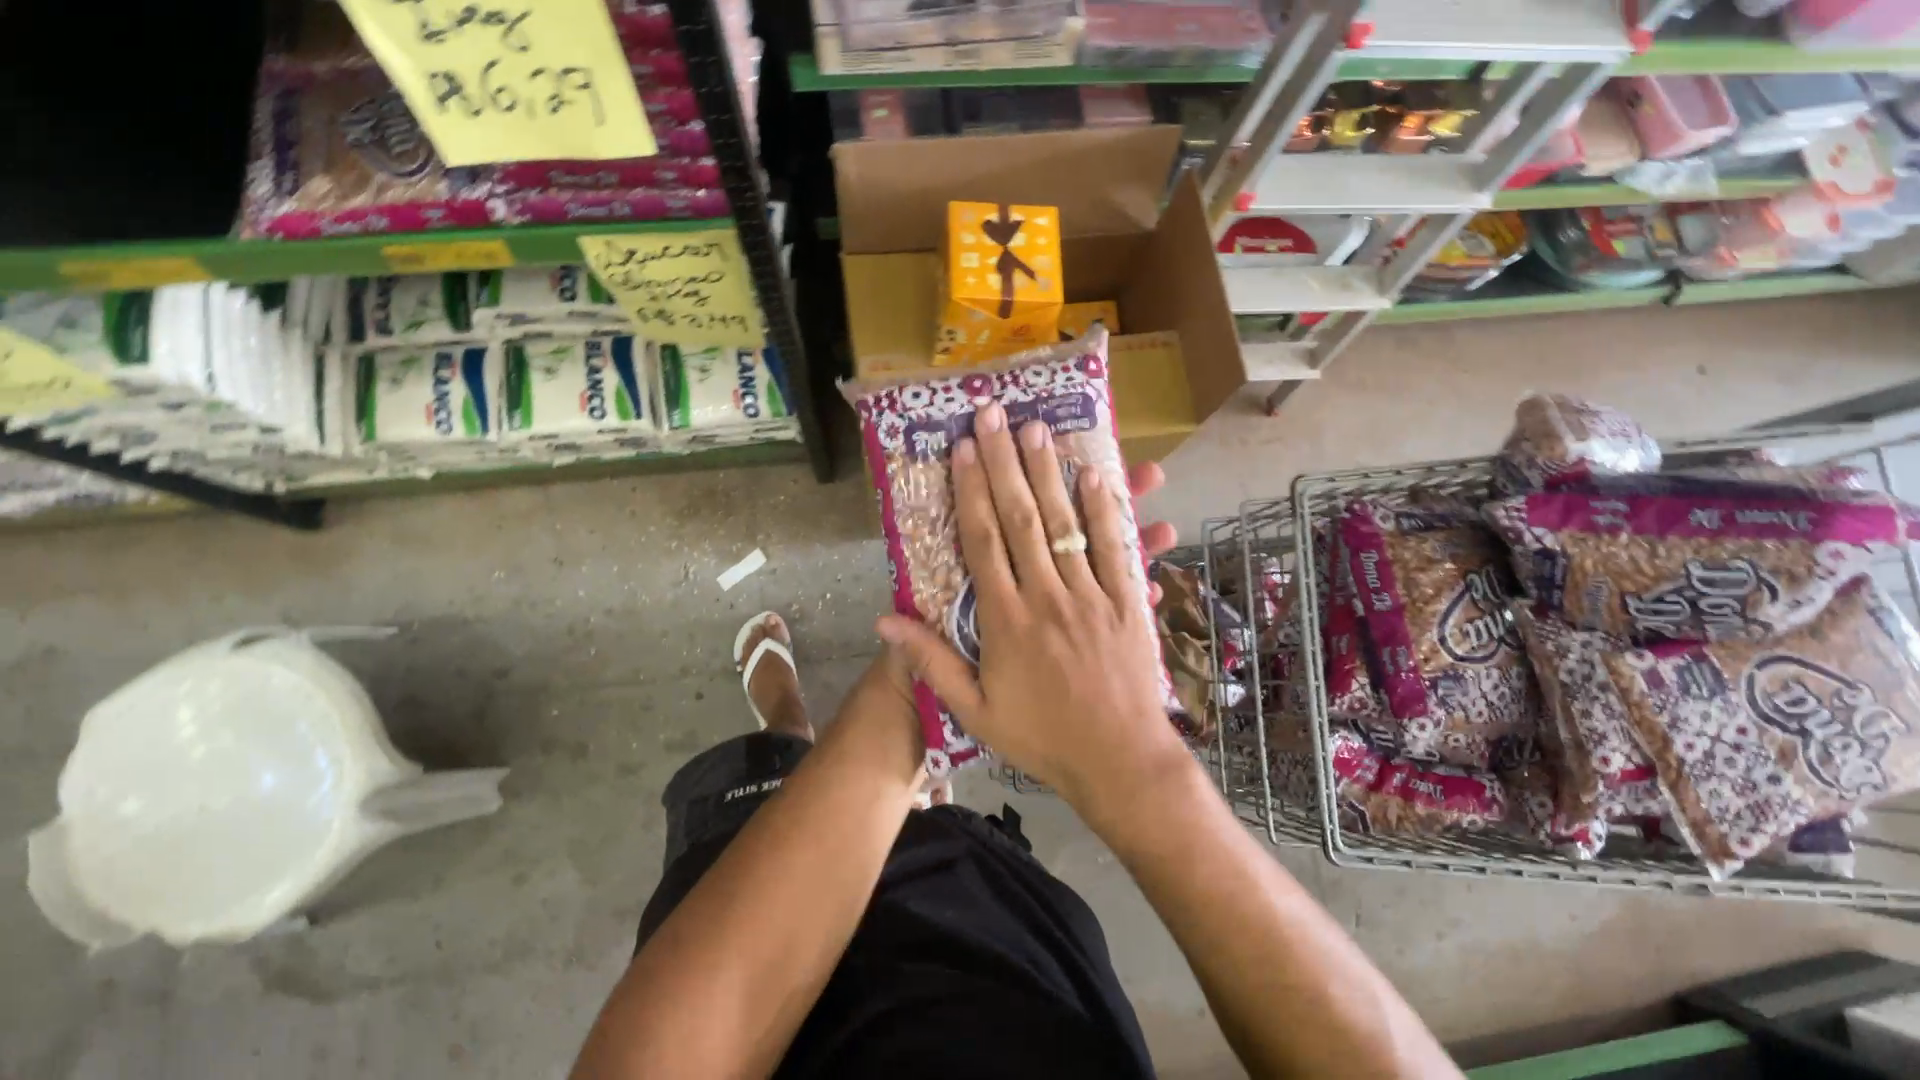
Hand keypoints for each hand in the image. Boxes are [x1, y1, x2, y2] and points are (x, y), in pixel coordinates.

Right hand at [877, 402, 1188, 813]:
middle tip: (993, 417)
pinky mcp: (1127, 603)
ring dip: (1049, 474)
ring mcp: (1090, 596)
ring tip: (1036, 430)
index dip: (971, 491)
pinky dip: (1104, 510)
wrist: (1118, 761)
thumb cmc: (1042, 738)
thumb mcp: (975, 710)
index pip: (983, 542)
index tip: (961, 450)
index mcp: (1006, 622)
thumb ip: (931, 661)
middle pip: (1022, 519)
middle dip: (1004, 463)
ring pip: (1065, 524)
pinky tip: (1095, 475)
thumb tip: (883, 622)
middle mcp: (1046, 597)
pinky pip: (1114, 548)